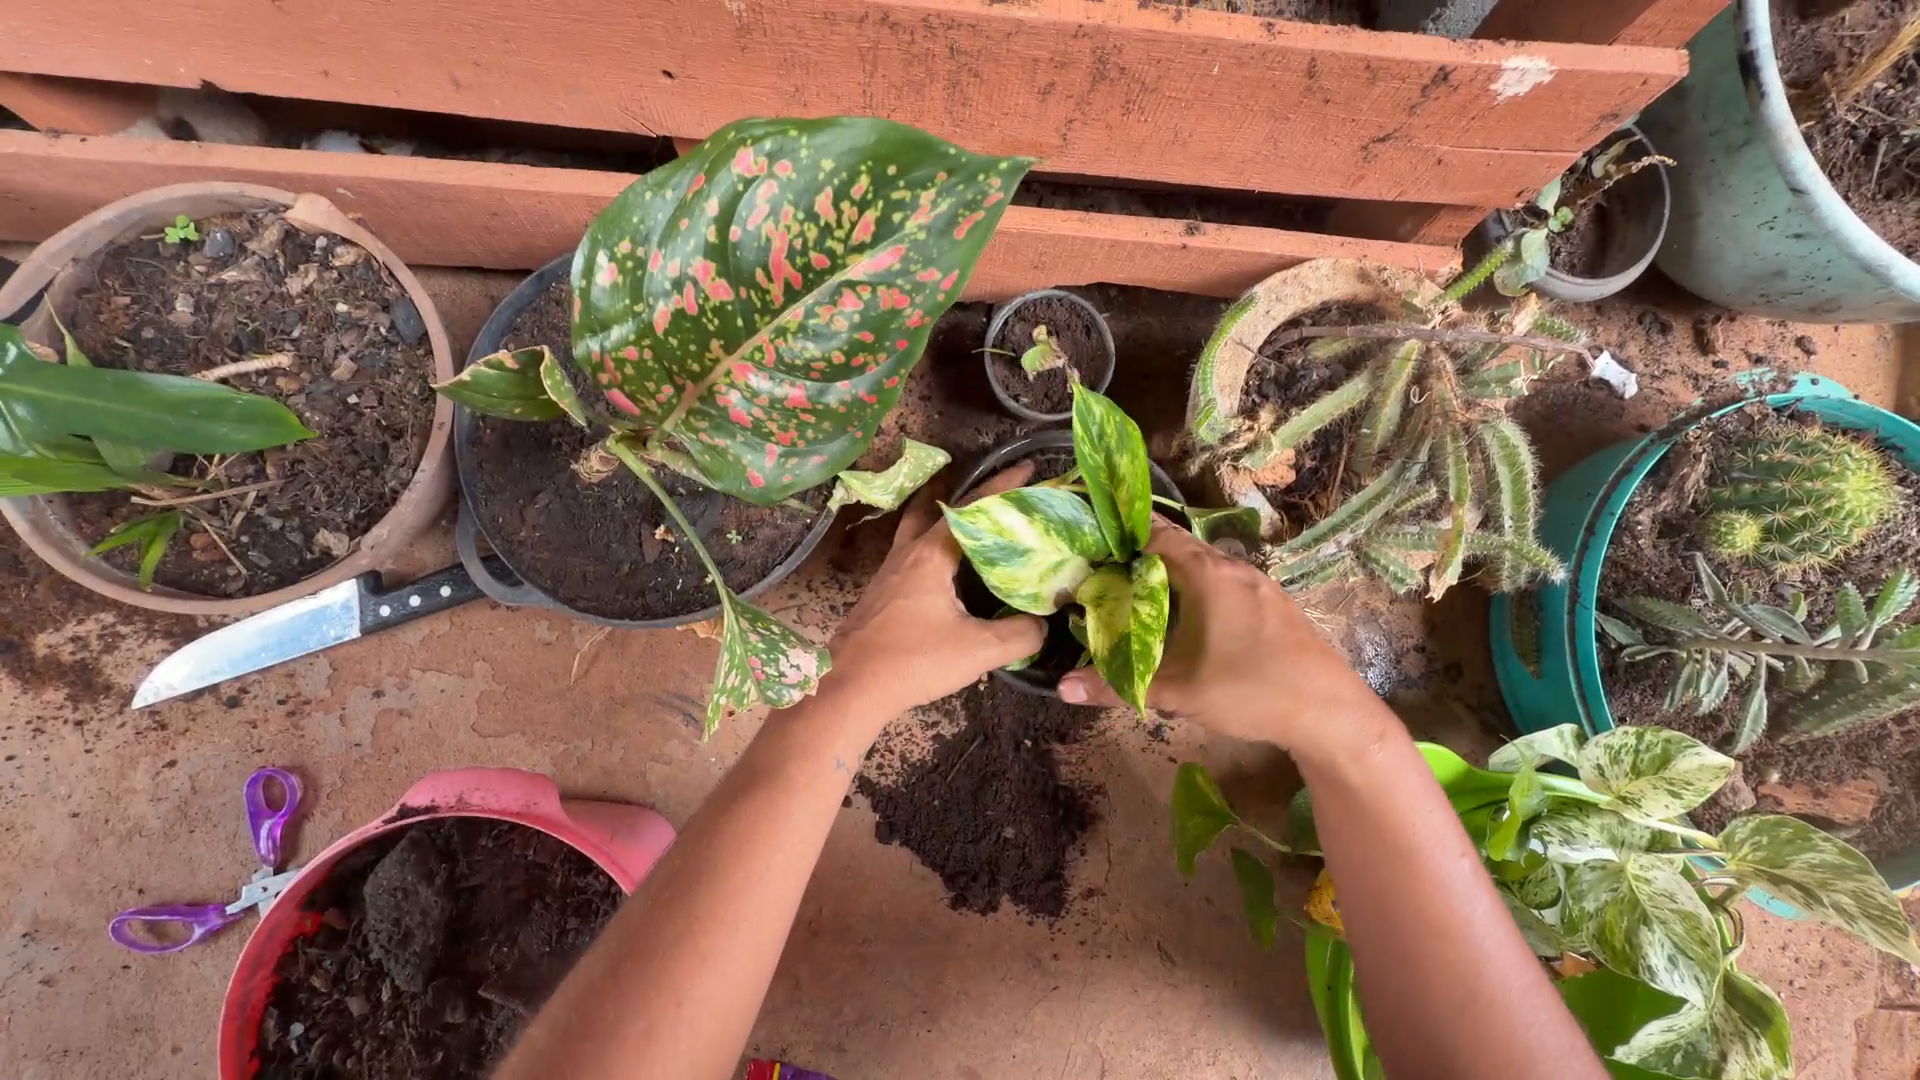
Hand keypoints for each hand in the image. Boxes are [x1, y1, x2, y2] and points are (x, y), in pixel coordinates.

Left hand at [825, 463, 1046, 724]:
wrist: (850, 688)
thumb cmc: (913, 661)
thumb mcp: (979, 651)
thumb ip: (1019, 634)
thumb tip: (1043, 624)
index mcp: (930, 555)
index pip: (971, 509)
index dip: (1001, 487)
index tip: (1027, 469)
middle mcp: (907, 554)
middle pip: (934, 508)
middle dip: (963, 493)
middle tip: (992, 492)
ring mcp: (889, 573)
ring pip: (917, 531)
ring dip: (941, 519)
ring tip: (971, 524)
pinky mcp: (882, 595)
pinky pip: (911, 556)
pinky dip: (932, 548)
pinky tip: (946, 570)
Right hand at [1056, 517, 1379, 747]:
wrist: (1333, 716)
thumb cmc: (1251, 689)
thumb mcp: (1177, 690)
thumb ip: (1117, 686)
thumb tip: (1062, 688)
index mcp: (1209, 574)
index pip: (1157, 534)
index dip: (1122, 535)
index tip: (1092, 546)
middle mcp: (1235, 569)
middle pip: (1180, 549)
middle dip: (1142, 559)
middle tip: (1105, 576)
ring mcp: (1261, 587)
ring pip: (1205, 570)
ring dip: (1172, 578)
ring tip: (1138, 598)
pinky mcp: (1276, 608)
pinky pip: (1226, 586)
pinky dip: (1198, 593)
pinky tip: (1188, 624)